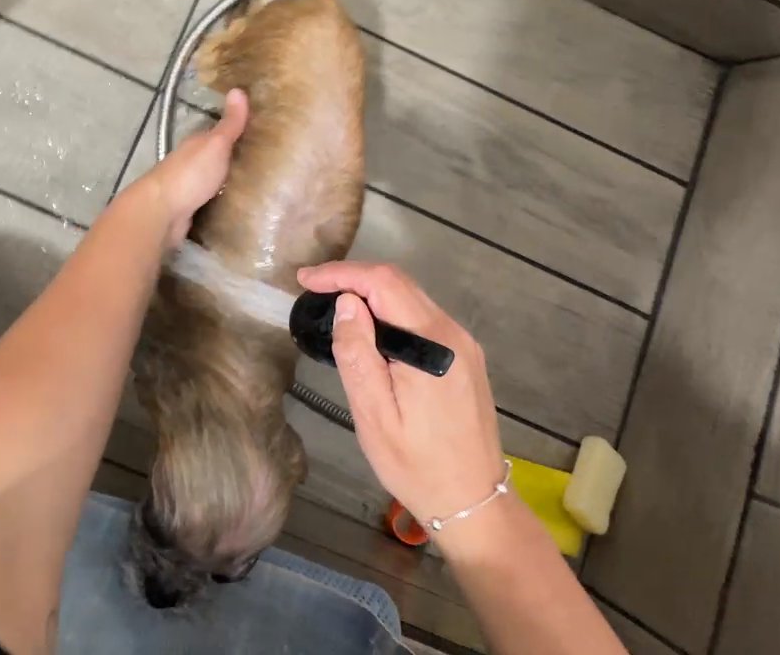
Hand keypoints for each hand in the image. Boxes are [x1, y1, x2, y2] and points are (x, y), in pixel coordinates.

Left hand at [127, 89, 249, 248]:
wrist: (161, 212)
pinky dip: (222, 201)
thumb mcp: (215, 145)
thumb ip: (229, 124)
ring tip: (258, 188)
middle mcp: (190, 163)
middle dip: (235, 160)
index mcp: (196, 144)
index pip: (219, 134)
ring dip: (229, 183)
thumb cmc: (190, 175)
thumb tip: (238, 89)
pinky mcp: (188, 209)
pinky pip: (210, 202)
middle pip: (216, 158)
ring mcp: (188, 187)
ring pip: (213, 181)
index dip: (237, 132)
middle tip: (266, 166)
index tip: (260, 135)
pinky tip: (238, 206)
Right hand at [297, 261, 505, 531]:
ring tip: (334, 306)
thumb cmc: (416, 465)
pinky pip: (422, 317)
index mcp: (433, 344)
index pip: (383, 283)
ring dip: (371, 293)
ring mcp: (464, 345)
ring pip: (412, 298)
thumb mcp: (373, 414)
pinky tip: (369, 329)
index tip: (305, 279)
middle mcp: (454, 334)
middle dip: (353, 278)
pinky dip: (390, 311)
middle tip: (313, 288)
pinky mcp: (465, 358)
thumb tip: (346, 304)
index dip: (341, 274)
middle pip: (400, 283)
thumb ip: (357, 353)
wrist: (473, 504)